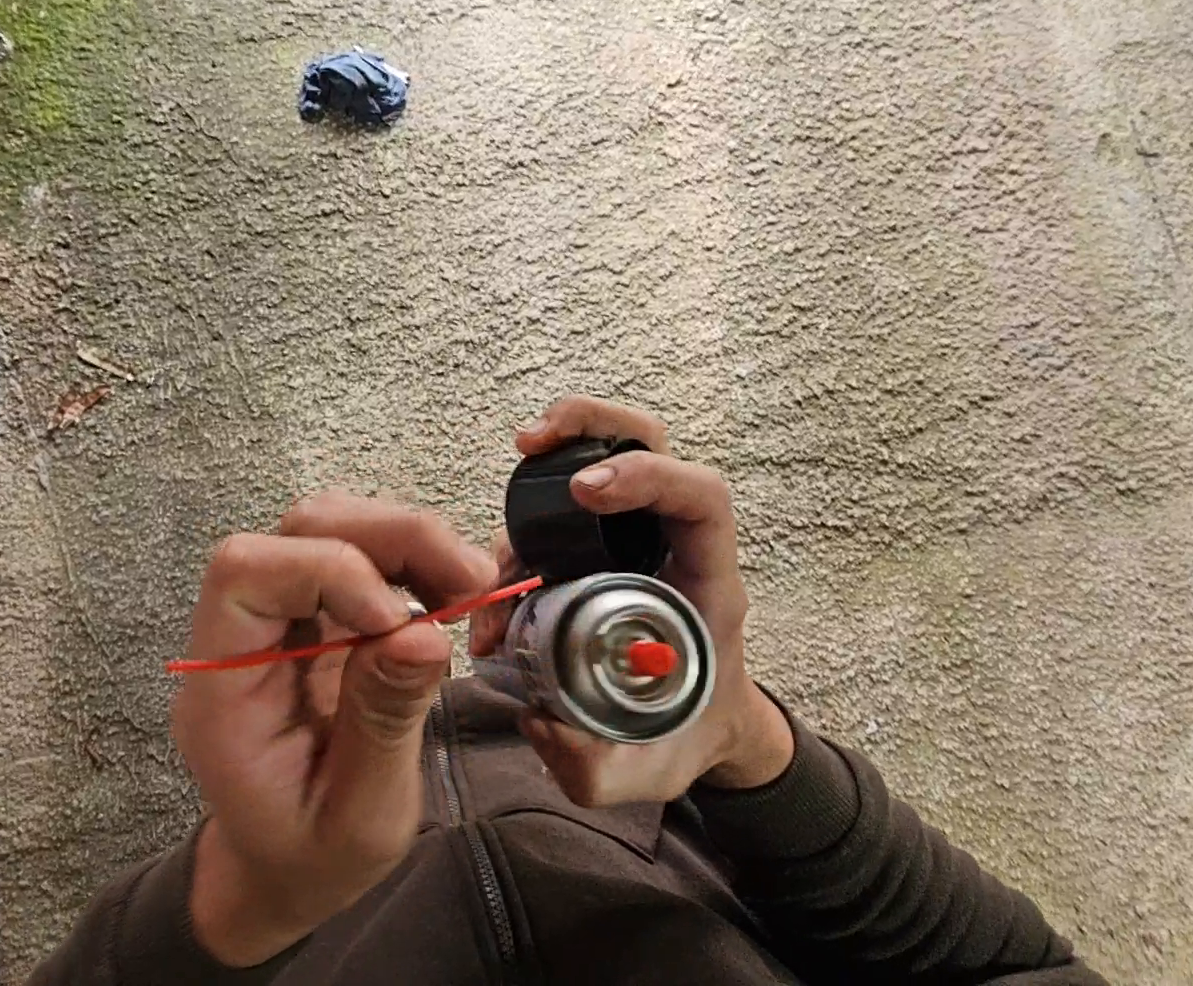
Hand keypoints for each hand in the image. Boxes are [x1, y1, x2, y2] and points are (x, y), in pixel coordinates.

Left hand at [176, 492, 493, 966]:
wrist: (283, 863)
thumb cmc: (308, 856)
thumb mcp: (358, 818)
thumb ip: (384, 723)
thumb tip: (424, 632)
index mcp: (222, 686)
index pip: (243, 572)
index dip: (327, 571)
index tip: (397, 620)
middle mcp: (244, 631)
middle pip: (300, 528)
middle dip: (392, 537)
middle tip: (472, 580)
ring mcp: (283, 615)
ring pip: (333, 524)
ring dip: (409, 539)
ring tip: (471, 584)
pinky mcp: (319, 613)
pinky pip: (360, 552)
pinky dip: (413, 558)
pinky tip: (452, 592)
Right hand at [470, 396, 793, 805]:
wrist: (696, 725)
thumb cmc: (685, 733)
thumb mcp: (648, 768)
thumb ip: (596, 761)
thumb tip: (540, 719)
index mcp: (703, 580)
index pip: (699, 497)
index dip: (646, 477)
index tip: (585, 494)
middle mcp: (664, 544)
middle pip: (643, 443)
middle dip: (588, 425)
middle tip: (530, 441)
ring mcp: (625, 540)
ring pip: (596, 460)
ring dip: (547, 457)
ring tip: (506, 484)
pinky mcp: (588, 550)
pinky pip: (554, 513)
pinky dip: (518, 522)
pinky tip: (490, 577)